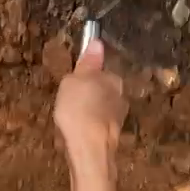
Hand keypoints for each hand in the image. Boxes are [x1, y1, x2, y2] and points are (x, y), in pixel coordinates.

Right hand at [53, 39, 126, 164]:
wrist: (89, 148)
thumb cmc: (78, 108)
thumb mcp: (74, 80)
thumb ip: (87, 63)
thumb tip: (97, 42)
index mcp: (113, 79)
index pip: (101, 71)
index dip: (85, 77)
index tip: (71, 85)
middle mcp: (121, 96)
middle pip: (102, 90)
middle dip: (88, 95)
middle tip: (67, 101)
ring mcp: (118, 118)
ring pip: (100, 108)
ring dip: (88, 111)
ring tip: (70, 119)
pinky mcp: (112, 136)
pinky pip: (97, 124)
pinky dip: (88, 126)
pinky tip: (75, 132)